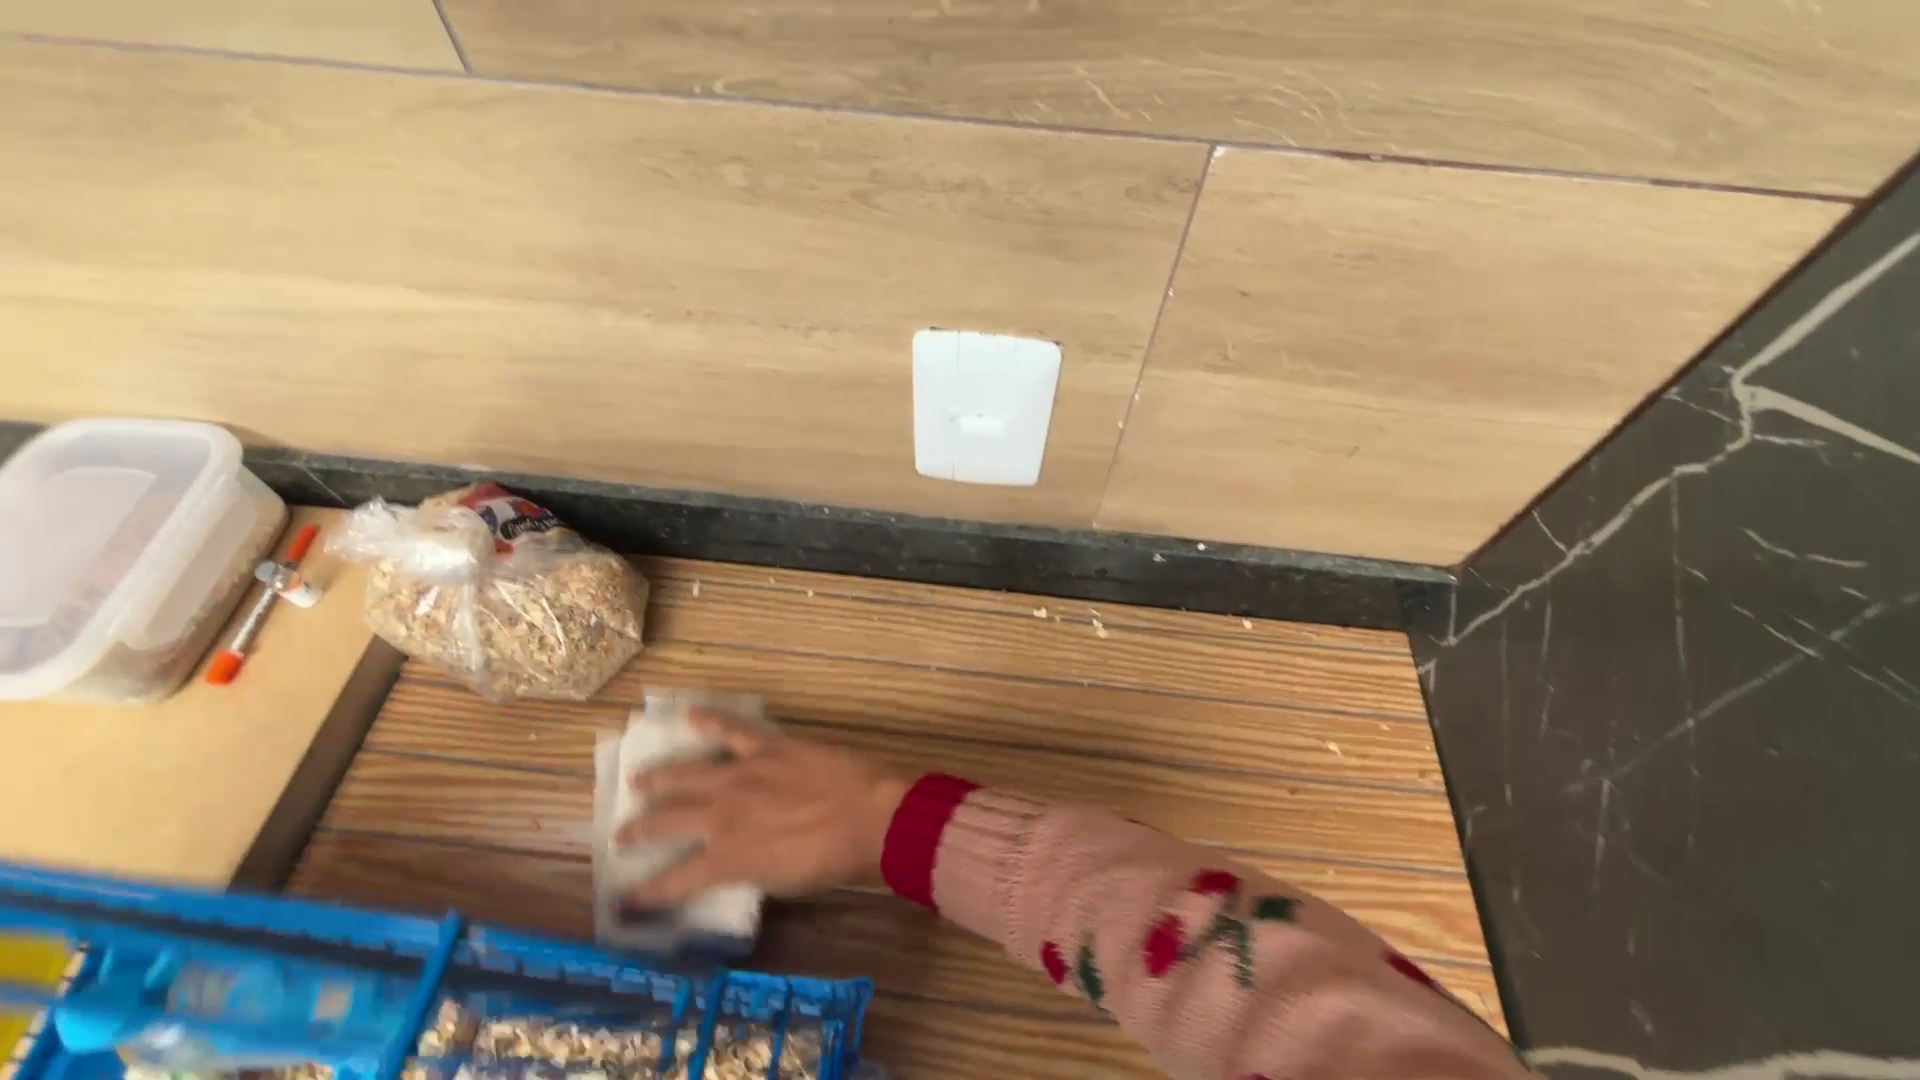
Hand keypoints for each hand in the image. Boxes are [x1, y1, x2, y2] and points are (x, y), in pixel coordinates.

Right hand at [614, 709, 913, 904]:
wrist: (869, 818)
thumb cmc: (831, 861)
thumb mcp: (780, 883)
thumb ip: (747, 871)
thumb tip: (731, 864)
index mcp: (727, 857)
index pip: (675, 881)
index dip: (647, 894)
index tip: (625, 901)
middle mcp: (723, 815)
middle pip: (669, 821)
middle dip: (640, 831)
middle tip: (620, 835)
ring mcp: (743, 775)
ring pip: (687, 774)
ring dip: (660, 778)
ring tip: (637, 781)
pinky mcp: (767, 747)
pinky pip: (732, 730)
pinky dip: (710, 719)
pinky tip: (690, 713)